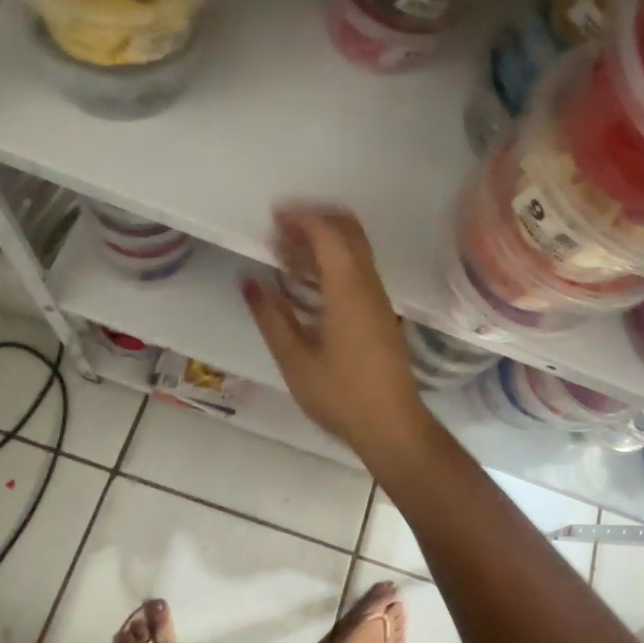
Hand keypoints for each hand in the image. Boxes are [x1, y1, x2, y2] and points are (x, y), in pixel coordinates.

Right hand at [242, 205, 436, 460]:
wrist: (393, 425)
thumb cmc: (341, 395)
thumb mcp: (296, 360)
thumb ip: (271, 317)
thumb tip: (250, 281)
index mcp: (347, 288)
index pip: (327, 233)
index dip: (301, 218)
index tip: (273, 217)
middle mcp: (368, 283)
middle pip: (348, 230)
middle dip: (315, 220)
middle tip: (280, 230)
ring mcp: (378, 296)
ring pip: (355, 248)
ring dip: (324, 240)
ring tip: (287, 253)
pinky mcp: (381, 310)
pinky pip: (358, 267)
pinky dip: (334, 259)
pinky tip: (308, 281)